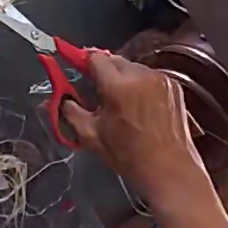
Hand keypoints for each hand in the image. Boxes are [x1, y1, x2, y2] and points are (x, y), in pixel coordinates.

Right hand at [60, 53, 213, 208]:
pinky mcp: (173, 85)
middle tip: (97, 89)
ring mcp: (160, 78)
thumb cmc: (128, 156)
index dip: (83, 61)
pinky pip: (149, 76)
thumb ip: (70, 112)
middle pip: (114, 59)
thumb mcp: (92, 135)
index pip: (94, 57)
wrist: (169, 170)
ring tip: (120, 100)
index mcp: (117, 85)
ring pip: (132, 67)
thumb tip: (54, 100)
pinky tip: (140, 104)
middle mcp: (140, 75)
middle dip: (103, 70)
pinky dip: (141, 84)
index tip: (77, 70)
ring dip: (122, 77)